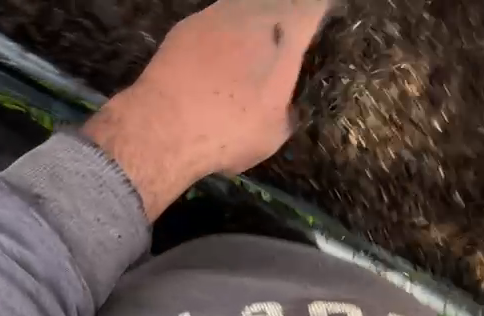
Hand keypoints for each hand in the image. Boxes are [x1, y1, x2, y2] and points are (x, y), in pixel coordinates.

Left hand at [83, 0, 331, 219]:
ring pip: (241, 11)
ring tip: (239, 64)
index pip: (314, 5)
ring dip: (245, 31)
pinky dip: (214, 43)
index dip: (317, 13)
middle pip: (277, 2)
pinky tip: (208, 70)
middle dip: (279, 24)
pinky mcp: (185, 26)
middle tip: (275, 53)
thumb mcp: (273, 135)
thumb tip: (286, 107)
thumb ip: (286, 111)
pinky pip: (210, 27)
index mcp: (287, 31)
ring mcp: (217, 13)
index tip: (317, 24)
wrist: (166, 126)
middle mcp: (255, 10)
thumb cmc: (230, 131)